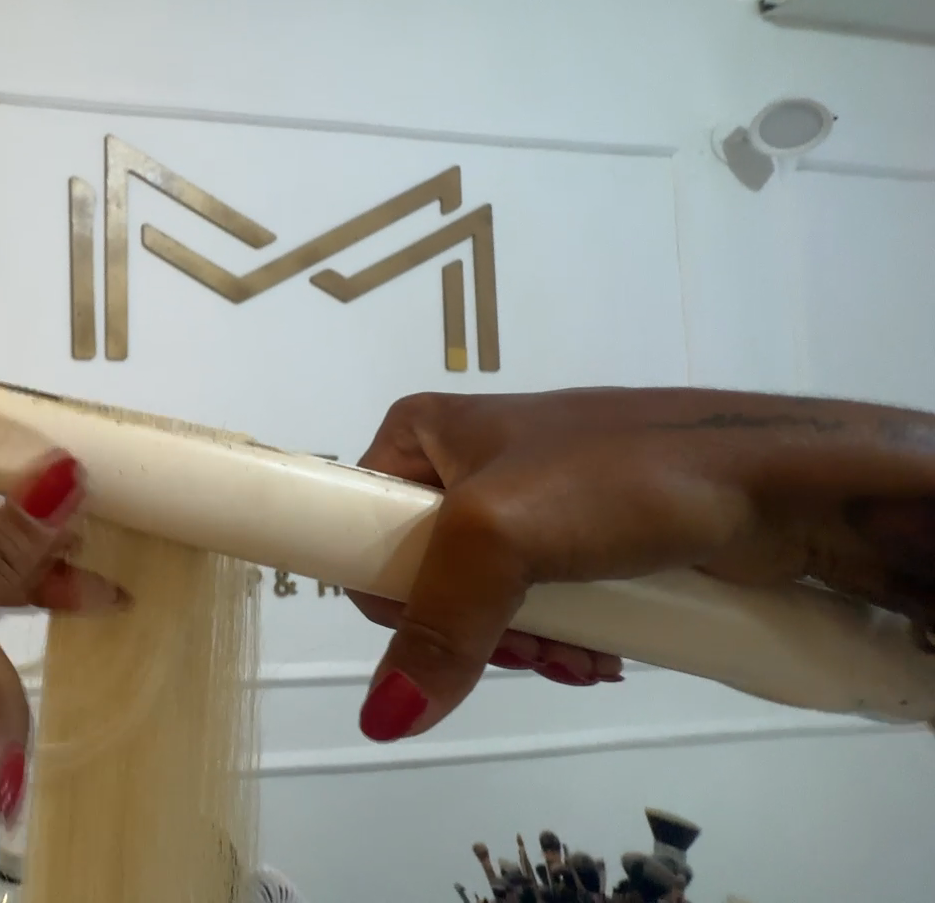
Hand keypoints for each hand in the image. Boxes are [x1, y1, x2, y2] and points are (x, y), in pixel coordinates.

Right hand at [350, 388, 934, 741]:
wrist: (786, 477)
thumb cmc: (613, 478)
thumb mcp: (498, 538)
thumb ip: (438, 627)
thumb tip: (384, 720)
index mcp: (418, 431)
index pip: (364, 523)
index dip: (389, 587)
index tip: (442, 634)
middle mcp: (461, 458)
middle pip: (425, 565)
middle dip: (467, 626)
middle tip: (524, 656)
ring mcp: (524, 494)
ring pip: (483, 588)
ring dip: (518, 641)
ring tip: (574, 663)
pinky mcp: (579, 528)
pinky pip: (536, 592)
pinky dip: (556, 634)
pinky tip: (594, 657)